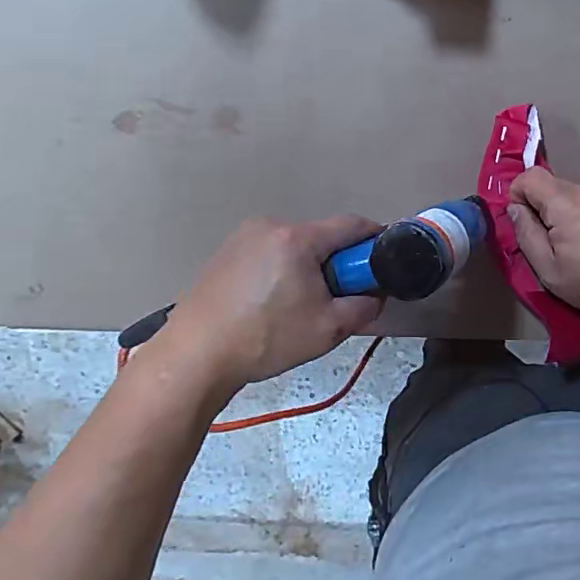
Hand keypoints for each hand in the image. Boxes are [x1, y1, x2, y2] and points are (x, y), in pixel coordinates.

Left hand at [150, 215, 385, 394]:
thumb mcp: (329, 328)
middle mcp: (269, 226)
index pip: (352, 224)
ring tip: (300, 309)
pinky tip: (272, 307)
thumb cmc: (265, 339)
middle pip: (321, 237)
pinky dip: (282, 273)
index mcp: (296, 238)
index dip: (375, 240)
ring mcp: (242, 238)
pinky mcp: (224, 254)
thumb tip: (374, 295)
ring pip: (294, 248)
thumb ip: (364, 306)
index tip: (383, 263)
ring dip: (308, 270)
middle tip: (339, 299)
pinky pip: (269, 256)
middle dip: (337, 264)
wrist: (195, 355)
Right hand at [507, 169, 579, 333]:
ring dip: (570, 212)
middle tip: (556, 243)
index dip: (519, 194)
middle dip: (546, 209)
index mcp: (571, 206)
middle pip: (554, 186)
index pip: (531, 177)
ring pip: (576, 194)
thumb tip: (515, 208)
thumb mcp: (550, 272)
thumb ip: (526, 235)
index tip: (525, 221)